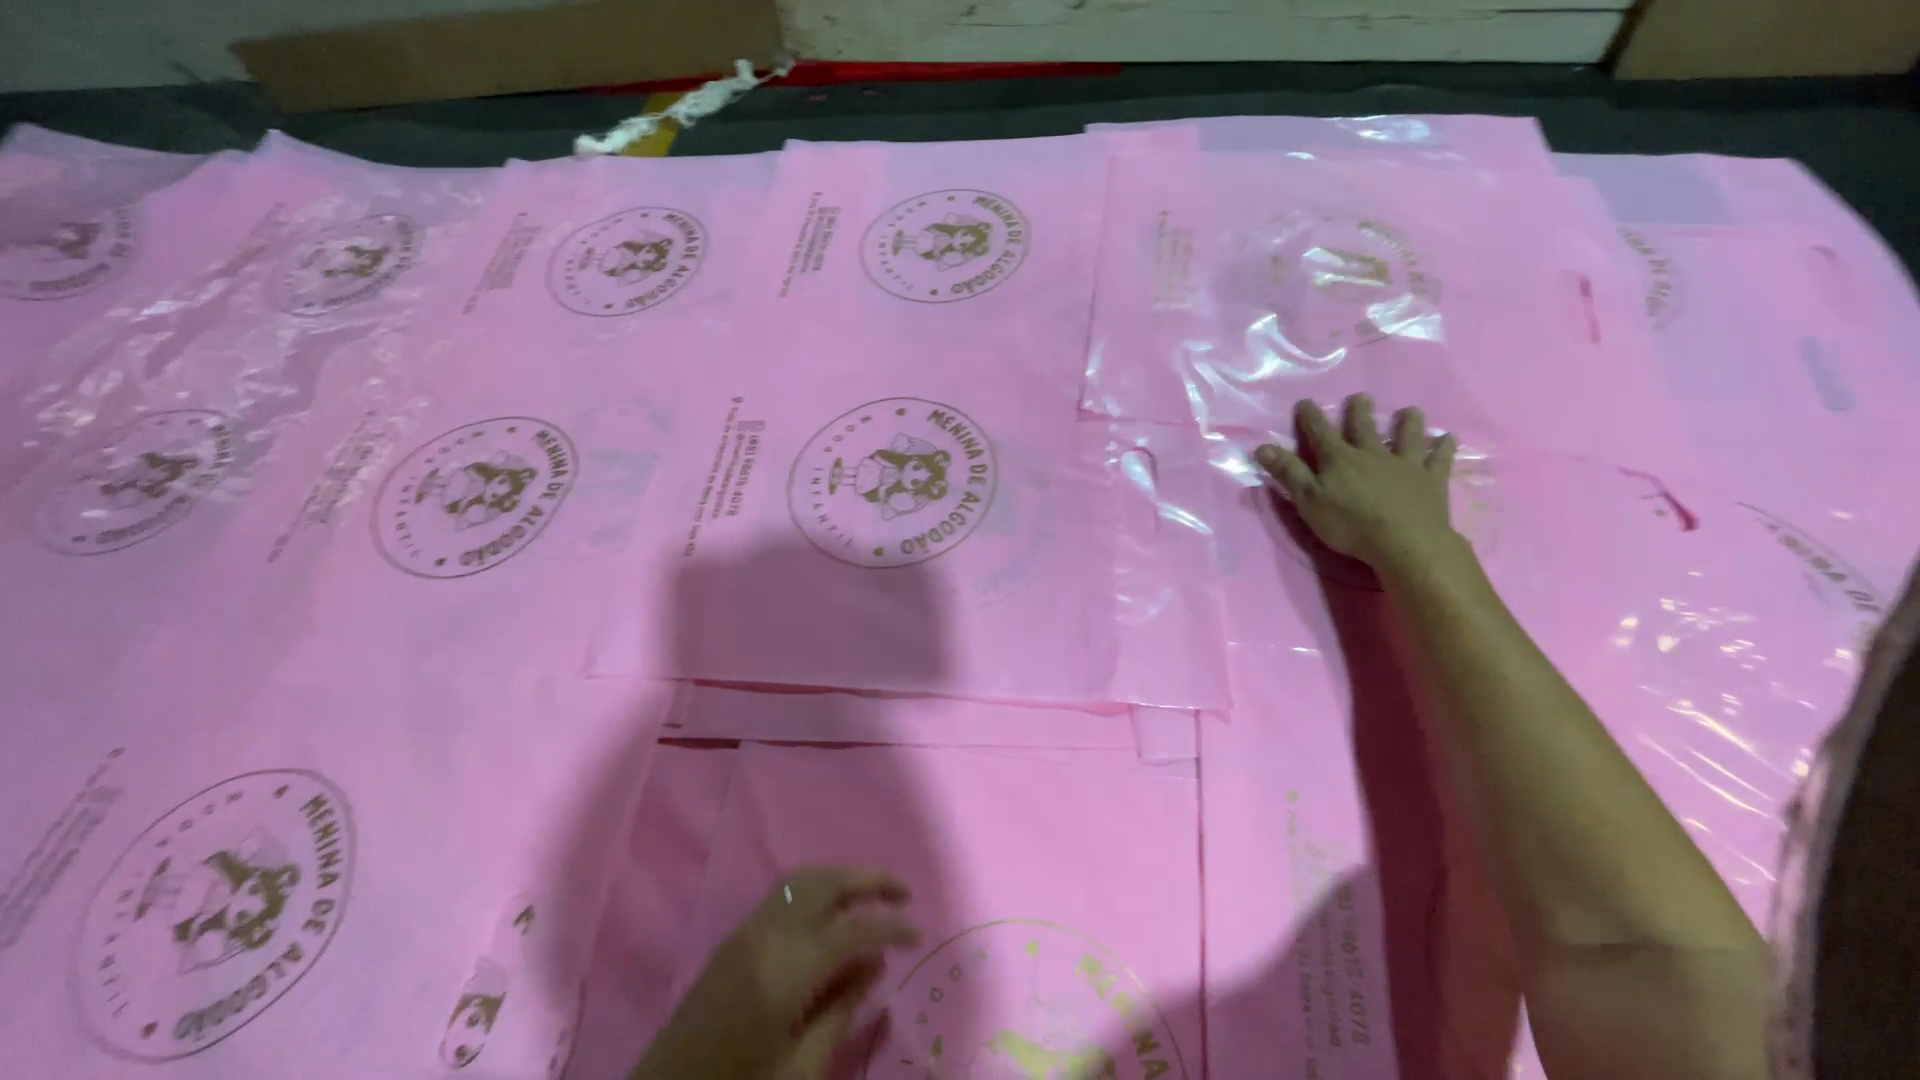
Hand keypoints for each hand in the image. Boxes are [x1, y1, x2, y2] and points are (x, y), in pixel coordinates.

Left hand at [633, 868, 920, 1079]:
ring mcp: (747, 930)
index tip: (918, 934)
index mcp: (789, 968)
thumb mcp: (801, 1066)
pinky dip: (816, 887)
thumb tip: (873, 963)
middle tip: (905, 891)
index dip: (891, 926)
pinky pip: (783, 893)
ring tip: (874, 893)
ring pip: (803, 880)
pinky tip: (832, 909)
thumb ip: (841, 1009)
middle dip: (869, 879)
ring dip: (842, 878)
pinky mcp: (734, 937)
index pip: (854, 928)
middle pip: (827, 884)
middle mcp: (769, 934)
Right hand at [1255, 395, 1462, 575]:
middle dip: (1359, 411)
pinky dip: (1444, 448)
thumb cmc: (1350, 524)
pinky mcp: (1430, 480)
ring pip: (1407, 437)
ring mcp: (1405, 465)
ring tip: (1409, 411)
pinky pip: (1439, 460)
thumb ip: (1288, 473)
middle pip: (1364, 428)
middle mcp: (1372, 454)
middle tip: (1360, 397)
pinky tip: (1449, 438)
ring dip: (1407, 423)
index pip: (1320, 432)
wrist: (1404, 541)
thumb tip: (1262, 447)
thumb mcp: (1309, 501)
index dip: (1310, 417)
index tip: (1305, 402)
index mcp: (1339, 460)